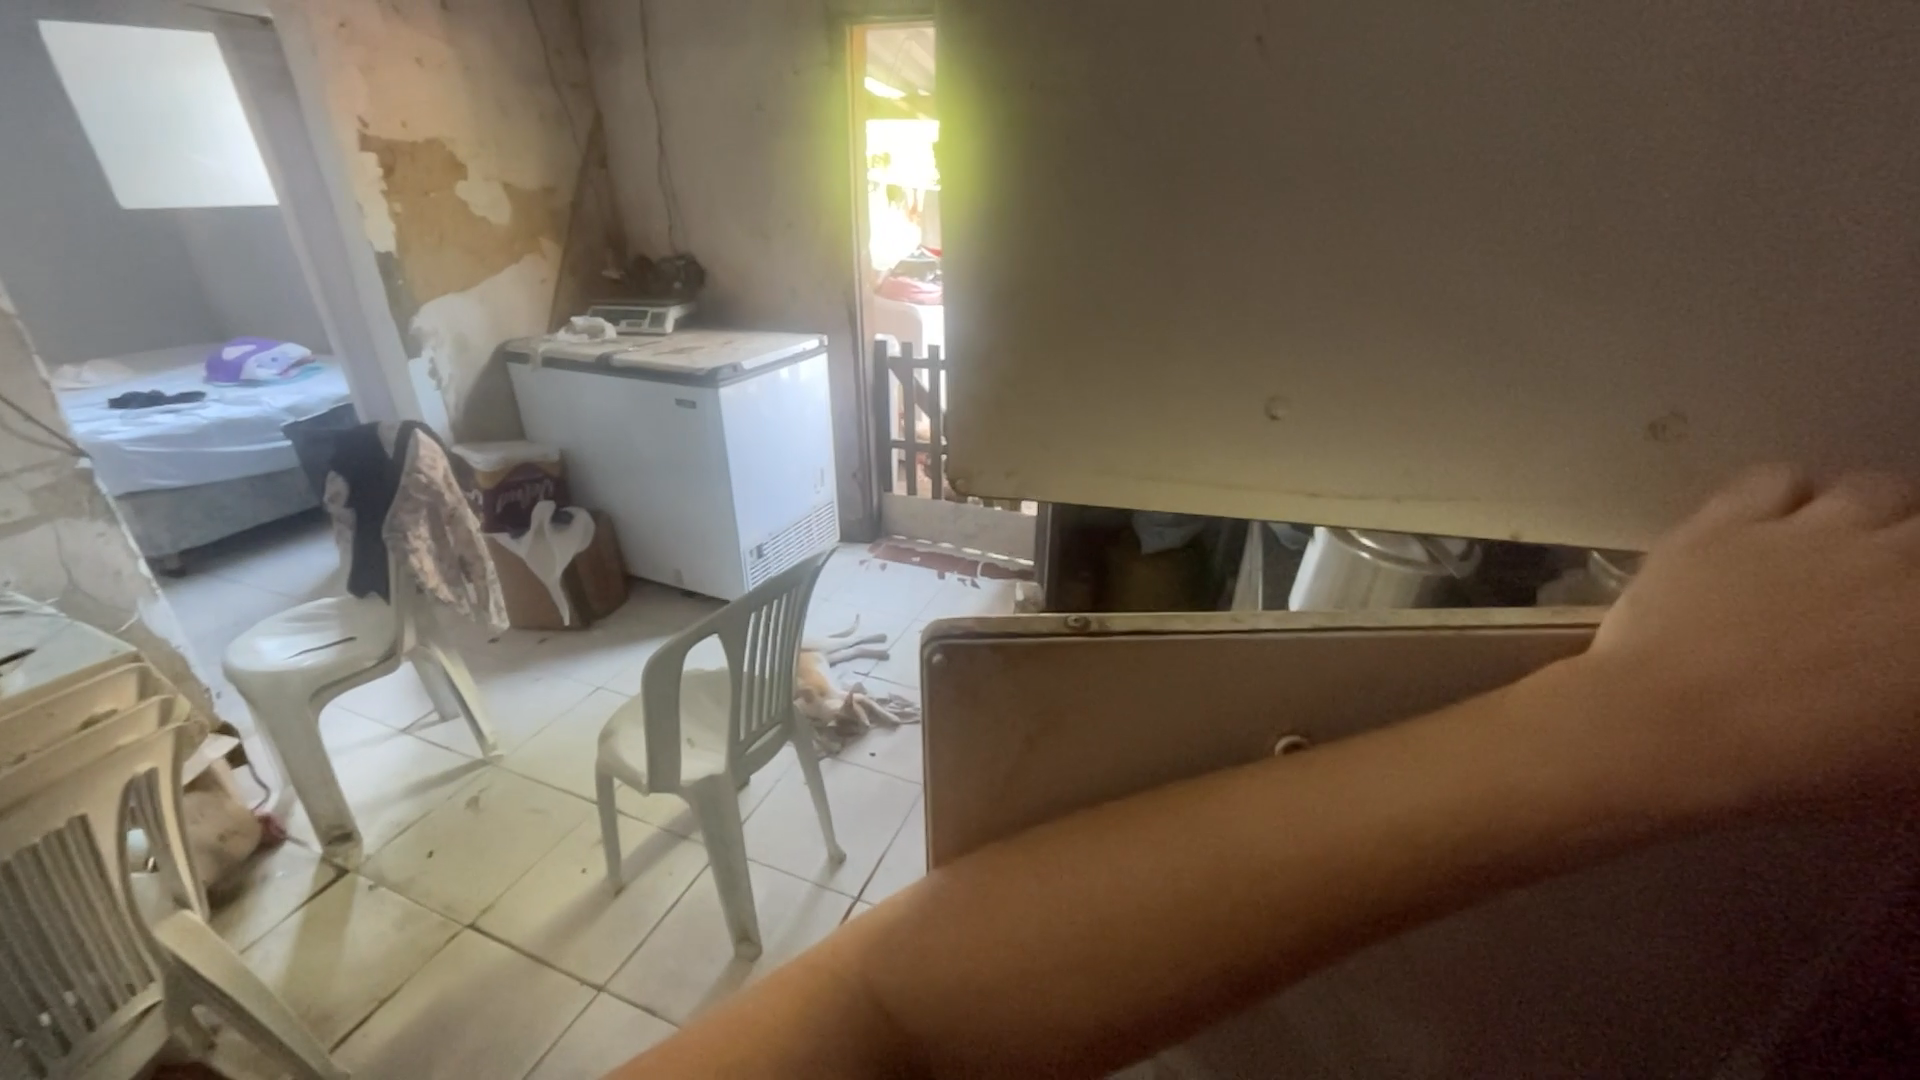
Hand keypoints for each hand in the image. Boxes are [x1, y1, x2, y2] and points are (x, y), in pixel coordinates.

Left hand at [1574, 466, 1919, 813]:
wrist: (1673, 727)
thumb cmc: (1802, 764)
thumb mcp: (1909, 760)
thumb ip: (1912, 697)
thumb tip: (1900, 663)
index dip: (1916, 603)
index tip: (1900, 618)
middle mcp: (1904, 560)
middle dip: (1917, 551)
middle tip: (1889, 584)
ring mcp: (1810, 533)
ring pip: (1874, 489)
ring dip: (1871, 515)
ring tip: (1841, 550)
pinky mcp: (1722, 525)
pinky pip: (1774, 478)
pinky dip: (1783, 495)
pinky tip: (1769, 525)